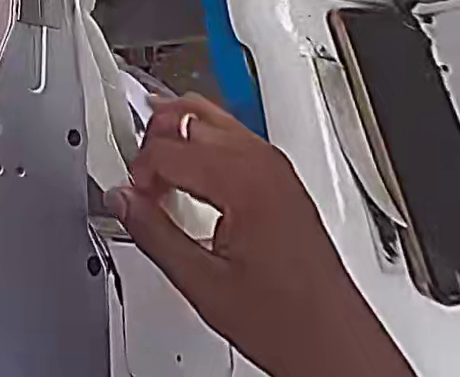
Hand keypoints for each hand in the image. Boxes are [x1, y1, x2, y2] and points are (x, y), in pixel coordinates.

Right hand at [107, 95, 413, 376]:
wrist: (337, 345)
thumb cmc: (287, 322)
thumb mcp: (203, 285)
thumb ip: (154, 233)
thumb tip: (122, 199)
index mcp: (241, 180)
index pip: (168, 150)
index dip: (139, 172)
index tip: (132, 197)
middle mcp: (260, 159)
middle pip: (187, 119)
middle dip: (154, 144)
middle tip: (140, 181)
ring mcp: (272, 161)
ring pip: (209, 114)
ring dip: (175, 131)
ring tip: (155, 164)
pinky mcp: (278, 170)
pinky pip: (229, 130)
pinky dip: (200, 136)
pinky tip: (187, 160)